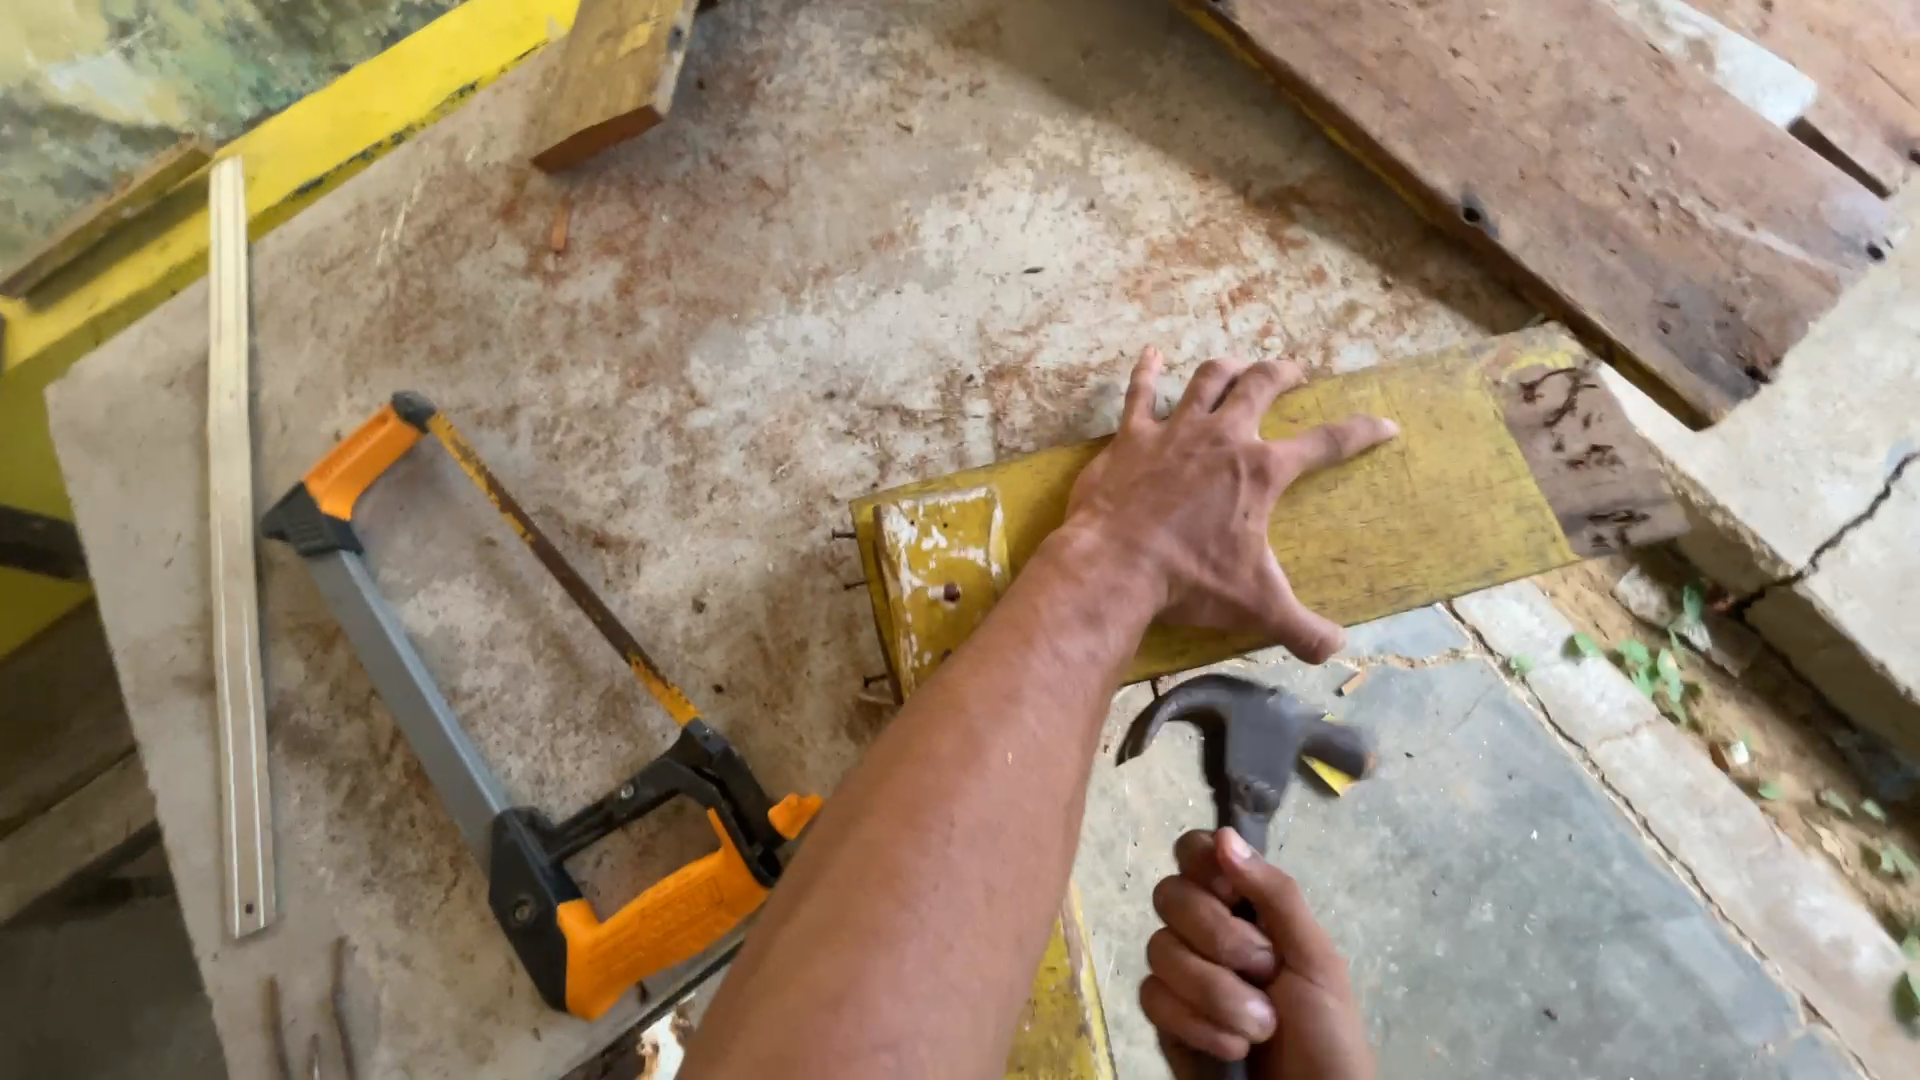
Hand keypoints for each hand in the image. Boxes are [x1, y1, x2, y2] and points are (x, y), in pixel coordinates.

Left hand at [1059, 349, 1397, 662]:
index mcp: (1261, 471)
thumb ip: (1301, 627)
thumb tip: (1337, 651)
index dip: (1361, 431)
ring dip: (1227, 367)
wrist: (1117, 563)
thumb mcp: (1256, 605)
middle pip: (1262, 386)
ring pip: (1208, 379)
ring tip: (1238, 364)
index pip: (1328, 443)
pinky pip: (1139, 393)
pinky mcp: (1131, 437)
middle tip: (1295, 370)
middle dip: (1284, 373)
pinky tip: (1151, 354)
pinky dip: (1147, 372)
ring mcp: (1174, 431)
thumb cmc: (1189, 580)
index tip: (1385, 424)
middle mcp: (1223, 437)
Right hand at [1141, 829, 1372, 1079]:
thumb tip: (1223, 833)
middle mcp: (1202, 929)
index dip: (1203, 865)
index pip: (1193, 850)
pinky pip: (1152, 997)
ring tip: (1259, 1027)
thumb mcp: (1317, 959)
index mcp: (1241, 904)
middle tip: (1262, 969)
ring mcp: (1179, 971)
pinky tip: (1230, 1049)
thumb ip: (1275, 893)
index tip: (1231, 892)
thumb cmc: (1328, 1034)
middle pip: (1169, 894)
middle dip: (1218, 937)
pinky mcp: (1164, 1016)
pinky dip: (1197, 1025)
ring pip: (1158, 948)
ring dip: (1216, 992)